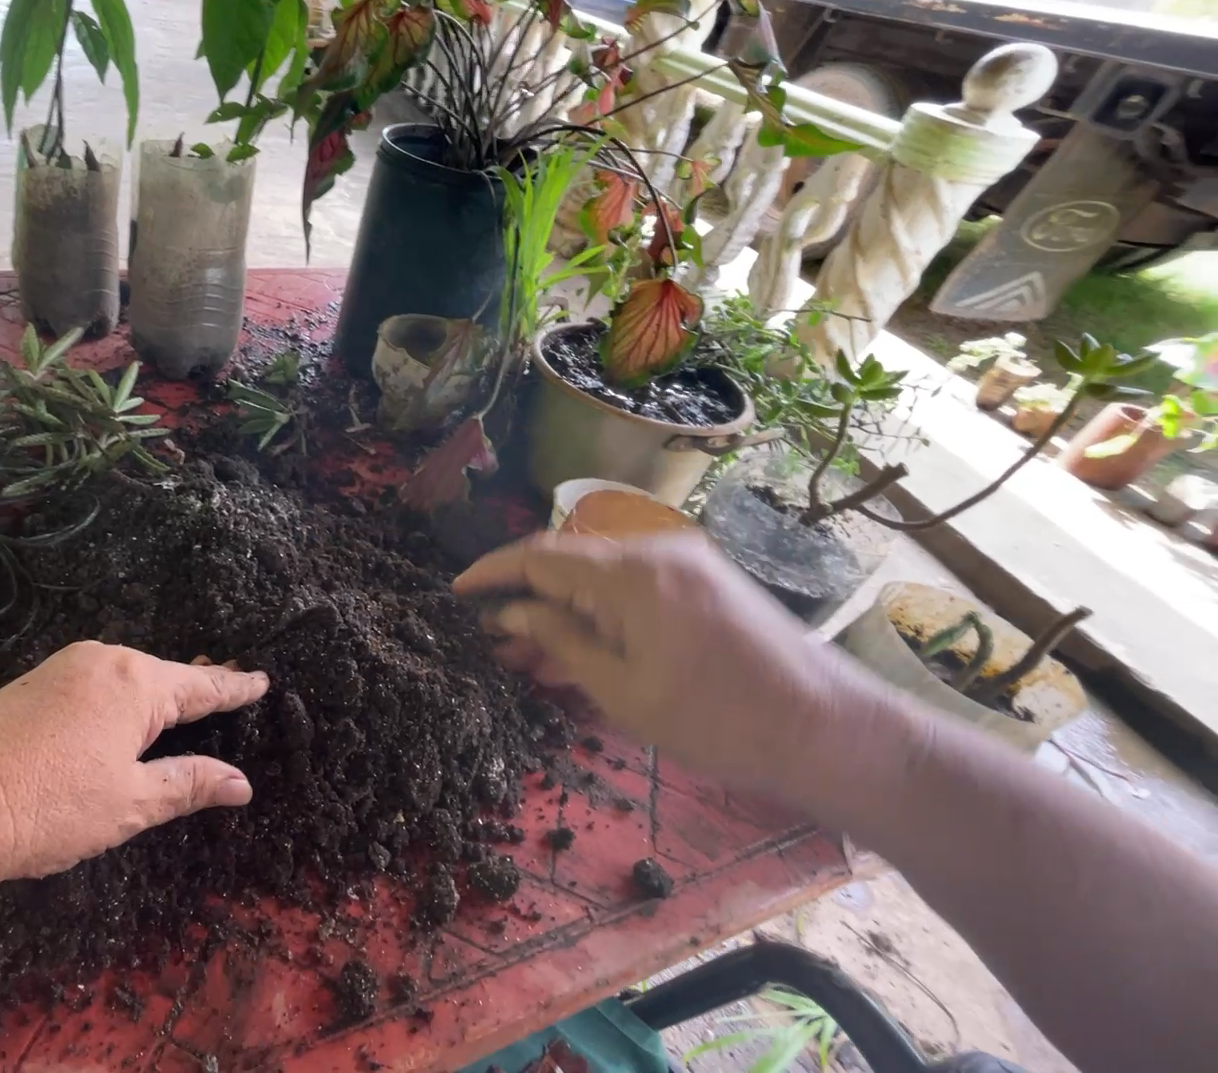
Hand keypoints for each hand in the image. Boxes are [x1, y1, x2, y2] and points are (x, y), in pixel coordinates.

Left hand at [0, 642, 267, 899]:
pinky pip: (93, 686)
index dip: (234, 686)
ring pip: (123, 679)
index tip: (262, 679)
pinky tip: (117, 719)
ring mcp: (60, 669)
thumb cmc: (50, 805)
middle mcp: (100, 660)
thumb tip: (242, 784)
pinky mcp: (30, 686)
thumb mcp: (131, 802)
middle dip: (193, 687)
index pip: (202, 684)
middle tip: (225, 691)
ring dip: (152, 696)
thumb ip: (189, 785)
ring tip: (178, 708)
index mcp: (135, 681)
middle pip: (161, 676)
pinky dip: (117, 701)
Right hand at [454, 532, 891, 791]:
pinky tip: (573, 652)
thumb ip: (558, 639)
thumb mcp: (619, 688)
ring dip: (560, 611)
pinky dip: (597, 616)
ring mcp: (683, 565)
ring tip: (523, 654)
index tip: (456, 592)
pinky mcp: (701, 583)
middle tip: (490, 638)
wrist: (828, 731)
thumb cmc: (715, 720)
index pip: (539, 556)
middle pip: (568, 565)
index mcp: (631, 573)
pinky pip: (630, 592)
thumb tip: (508, 613)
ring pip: (597, 580)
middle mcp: (655, 552)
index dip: (492, 572)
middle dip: (524, 599)